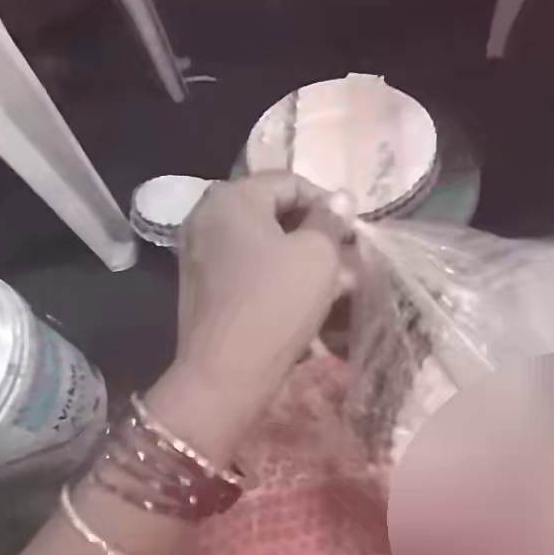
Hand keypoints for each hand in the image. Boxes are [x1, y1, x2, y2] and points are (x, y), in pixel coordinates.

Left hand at [144, 173, 352, 462]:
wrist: (224, 372)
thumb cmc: (275, 303)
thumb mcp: (317, 255)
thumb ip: (330, 220)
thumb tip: (338, 199)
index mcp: (230, 198)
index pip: (289, 182)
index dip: (328, 202)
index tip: (354, 231)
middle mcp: (206, 217)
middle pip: (272, 212)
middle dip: (315, 233)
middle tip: (348, 258)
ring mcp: (199, 252)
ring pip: (261, 243)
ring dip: (301, 257)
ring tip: (337, 283)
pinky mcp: (201, 284)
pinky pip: (245, 267)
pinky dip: (275, 275)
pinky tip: (305, 298)